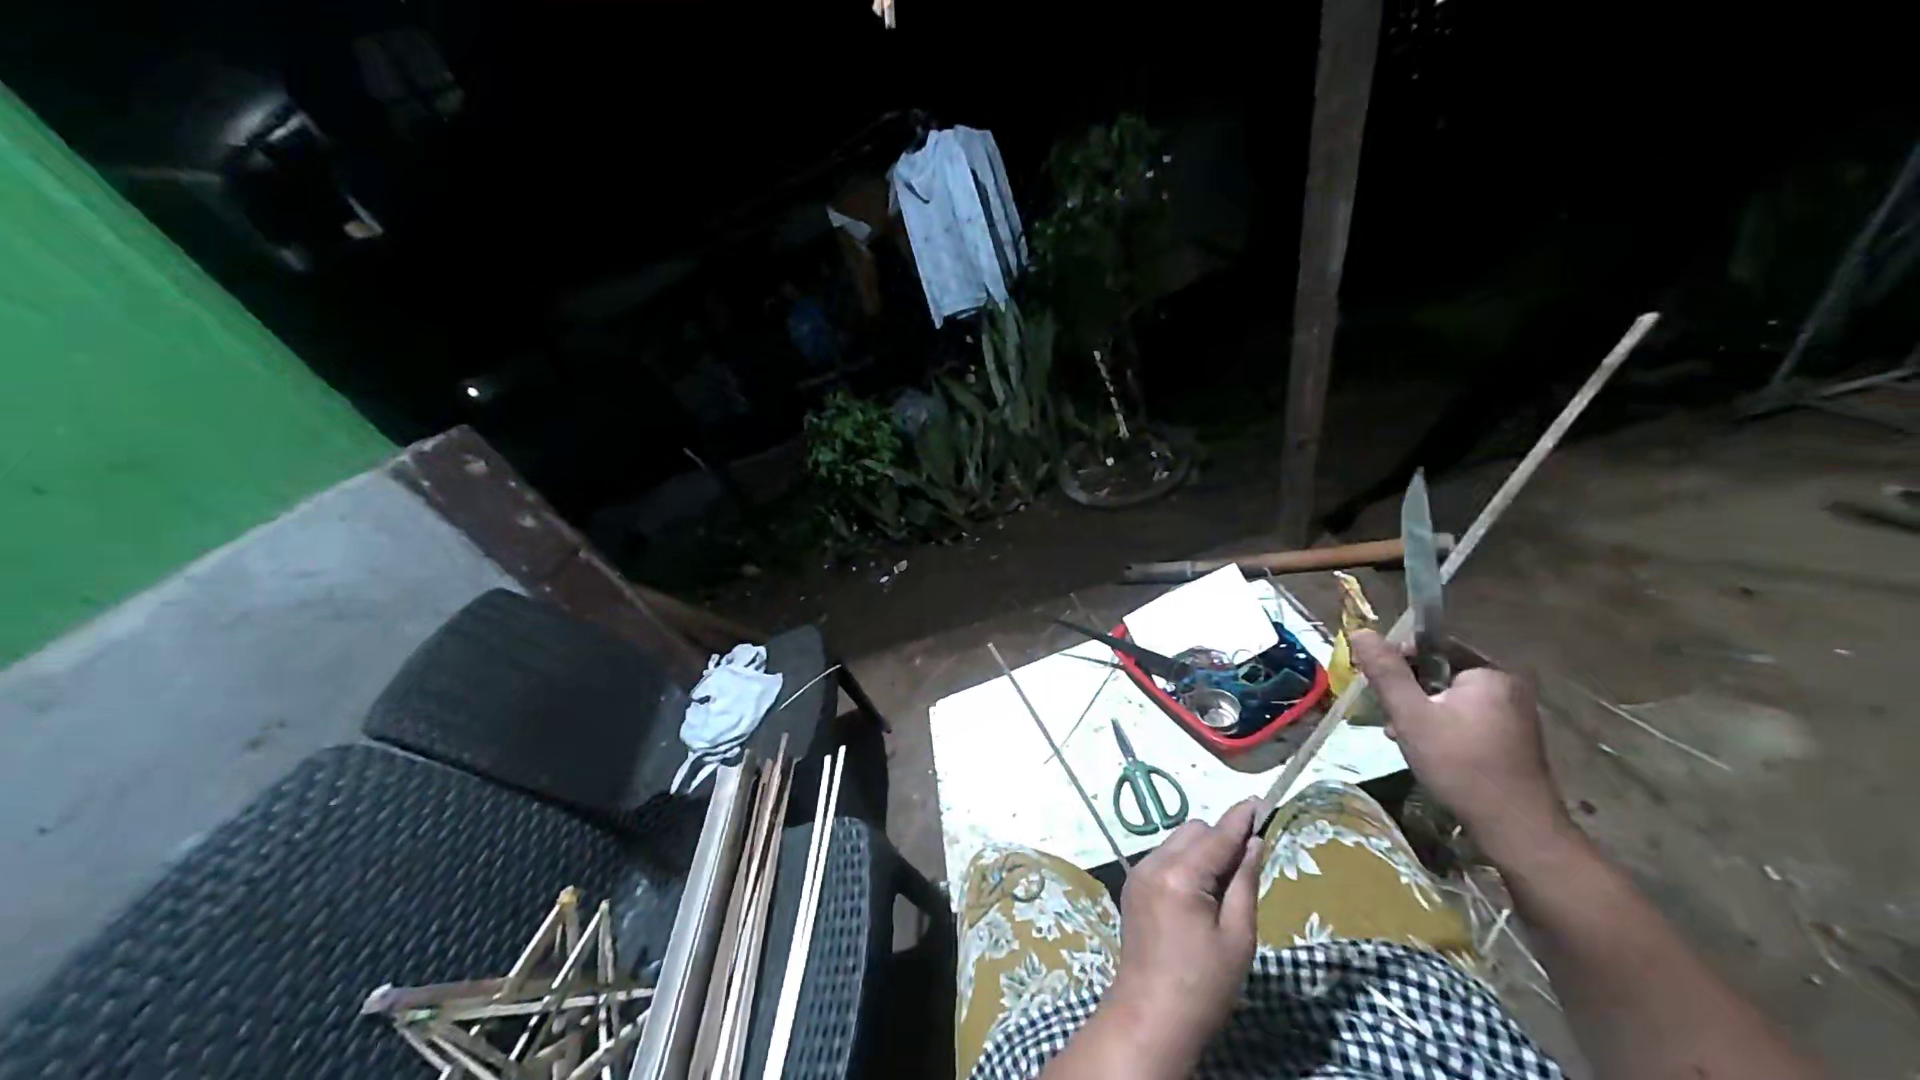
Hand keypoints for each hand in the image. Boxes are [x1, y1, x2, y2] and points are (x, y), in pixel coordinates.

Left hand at [1105, 799, 1264, 1070]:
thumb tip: (1253, 843)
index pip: (1217, 834)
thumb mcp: (1238, 936)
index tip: (1259, 802)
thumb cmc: (1204, 984)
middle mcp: (1153, 863)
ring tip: (1221, 889)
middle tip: (1246, 868)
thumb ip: (1245, 882)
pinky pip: (1163, 857)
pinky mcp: (1132, 885)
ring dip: (1201, 851)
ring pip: (1177, 841)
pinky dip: (1184, 863)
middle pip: (1194, 830)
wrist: (1151, 1015)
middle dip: (1220, 839)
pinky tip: (1198, 895)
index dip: (1240, 818)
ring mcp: (1138, 872)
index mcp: (1181, 875)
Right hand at [1349, 630, 1569, 858]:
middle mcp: (1507, 687)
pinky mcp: (1512, 739)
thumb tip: (1360, 631)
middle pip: (1440, 674)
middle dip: (1408, 693)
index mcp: (1488, 673)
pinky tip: (1426, 750)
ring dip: (1421, 713)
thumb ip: (1386, 672)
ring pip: (1450, 699)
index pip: (1433, 647)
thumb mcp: (1411, 715)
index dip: (1399, 661)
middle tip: (1389, 717)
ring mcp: (1513, 715)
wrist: (1515, 828)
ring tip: (1401, 736)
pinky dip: (1442, 728)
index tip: (1379, 686)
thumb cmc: (1460, 764)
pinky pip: (1466, 719)